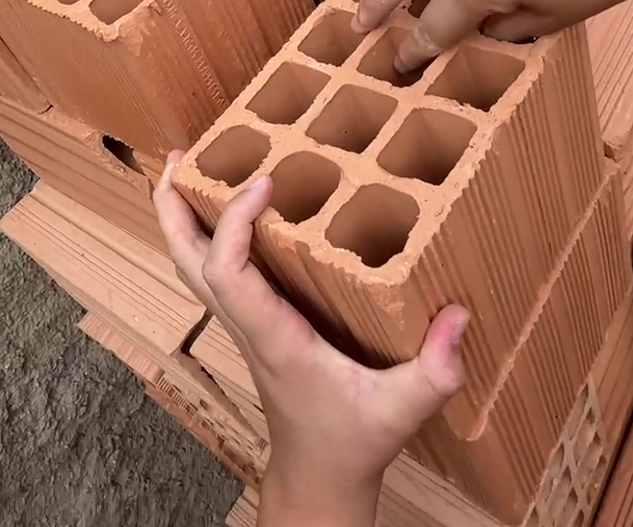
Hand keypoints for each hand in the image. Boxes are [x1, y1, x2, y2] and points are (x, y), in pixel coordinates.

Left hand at [154, 153, 468, 525]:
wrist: (320, 475)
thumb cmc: (352, 443)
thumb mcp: (402, 410)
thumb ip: (435, 370)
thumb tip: (459, 315)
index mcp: (273, 335)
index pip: (227, 273)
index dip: (234, 222)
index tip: (265, 182)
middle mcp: (248, 322)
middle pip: (187, 261)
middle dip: (173, 208)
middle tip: (178, 158)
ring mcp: (246, 321)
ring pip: (193, 264)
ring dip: (181, 217)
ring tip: (188, 167)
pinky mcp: (256, 320)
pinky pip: (218, 270)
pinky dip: (209, 234)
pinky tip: (233, 208)